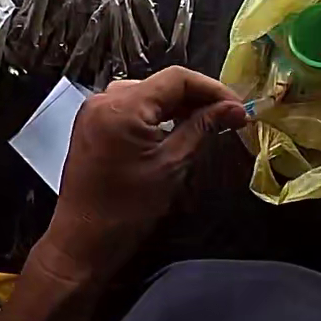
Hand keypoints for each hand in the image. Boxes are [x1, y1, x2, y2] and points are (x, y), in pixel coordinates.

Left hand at [33, 67, 246, 288]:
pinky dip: (156, 115)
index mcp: (123, 106)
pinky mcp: (92, 125)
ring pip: (147, 94)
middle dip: (197, 97)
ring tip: (208, 122)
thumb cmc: (128, 209)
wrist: (82, 241)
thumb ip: (201, 128)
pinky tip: (177, 129)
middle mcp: (105, 99)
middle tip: (228, 116)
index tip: (238, 107)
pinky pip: (131, 108)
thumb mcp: (171, 165)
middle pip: (161, 84)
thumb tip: (233, 109)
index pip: (176, 78)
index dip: (212, 89)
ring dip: (178, 106)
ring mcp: (95, 111)